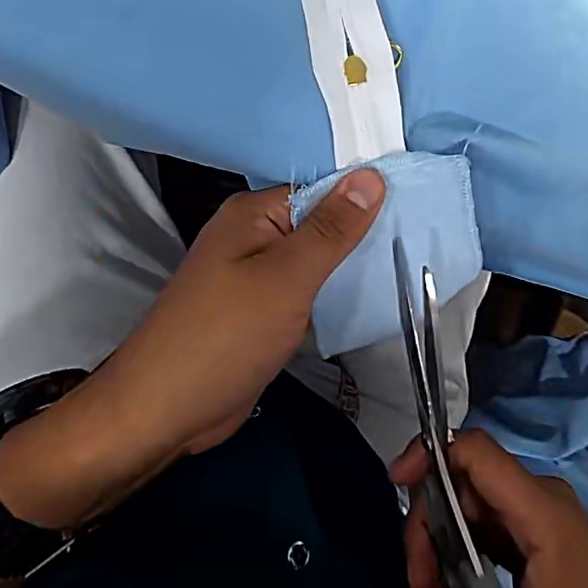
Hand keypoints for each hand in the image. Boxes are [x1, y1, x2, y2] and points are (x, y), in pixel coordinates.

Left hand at [0, 169, 384, 527]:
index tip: (415, 206)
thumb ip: (331, 229)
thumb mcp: (286, 278)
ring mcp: (256, 274)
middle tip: (422, 237)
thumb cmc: (225, 337)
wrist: (165, 412)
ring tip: (411, 262)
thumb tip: (370, 175)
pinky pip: (306, 289)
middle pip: (320, 222)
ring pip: (315, 259)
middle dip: (363, 232)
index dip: (365, 196)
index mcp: (254, 213)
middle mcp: (253, 235)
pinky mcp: (261, 309)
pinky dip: (333, 293)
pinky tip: (372, 297)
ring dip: (351, 265)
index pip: (321, 188)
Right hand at [387, 430, 587, 587]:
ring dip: (445, 541)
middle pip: (468, 480)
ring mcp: (548, 518)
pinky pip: (491, 522)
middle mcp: (548, 503)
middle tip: (422, 584)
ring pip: (474, 502)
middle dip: (433, 520)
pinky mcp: (545, 538)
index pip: (477, 451)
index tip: (397, 481)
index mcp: (547, 516)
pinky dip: (465, 549)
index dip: (432, 453)